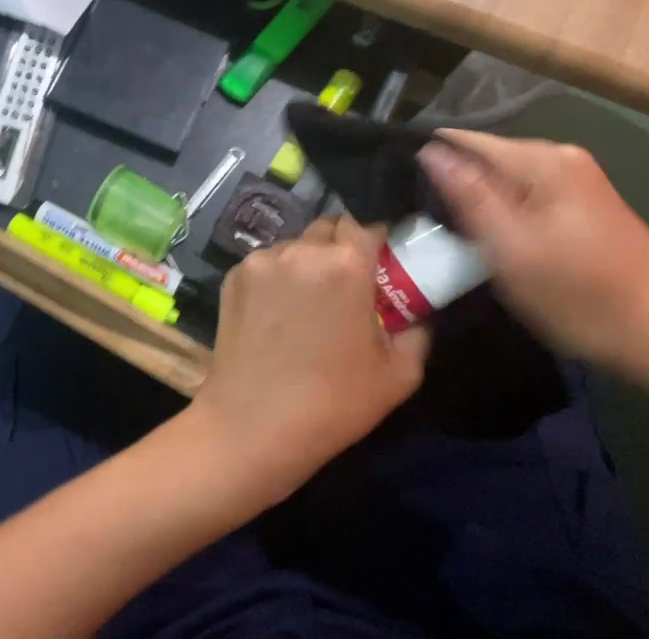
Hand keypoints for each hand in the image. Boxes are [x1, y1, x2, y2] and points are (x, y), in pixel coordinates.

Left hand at [192, 214, 429, 502]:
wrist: (253, 423)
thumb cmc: (333, 402)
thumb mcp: (399, 375)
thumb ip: (416, 332)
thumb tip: (416, 314)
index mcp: (346, 265)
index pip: (365, 226)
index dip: (376, 241)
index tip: (381, 265)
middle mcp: (300, 251)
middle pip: (327, 231)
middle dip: (340, 249)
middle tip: (347, 286)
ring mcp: (260, 262)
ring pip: (293, 247)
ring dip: (306, 264)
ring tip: (308, 305)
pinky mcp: (232, 277)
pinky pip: (264, 266)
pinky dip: (276, 279)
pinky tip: (276, 316)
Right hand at [418, 129, 648, 378]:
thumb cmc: (582, 299)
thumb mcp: (511, 250)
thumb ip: (467, 195)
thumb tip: (428, 150)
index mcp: (543, 160)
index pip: (462, 141)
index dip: (427, 162)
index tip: (397, 190)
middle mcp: (562, 157)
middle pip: (483, 159)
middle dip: (452, 185)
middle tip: (424, 224)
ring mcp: (578, 180)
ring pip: (503, 180)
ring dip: (477, 203)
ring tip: (450, 235)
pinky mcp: (586, 204)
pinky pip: (526, 195)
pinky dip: (504, 214)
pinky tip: (493, 242)